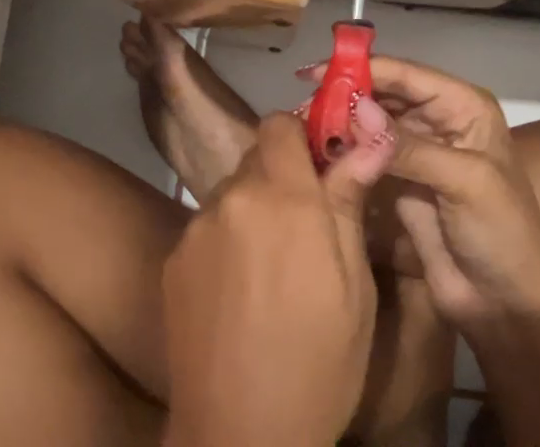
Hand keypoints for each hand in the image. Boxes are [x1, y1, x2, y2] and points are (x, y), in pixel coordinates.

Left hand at [161, 103, 396, 446]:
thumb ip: (349, 203)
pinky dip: (226, 243)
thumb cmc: (320, 363)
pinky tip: (240, 294)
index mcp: (282, 198)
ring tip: (273, 270)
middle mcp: (229, 199)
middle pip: (256, 158)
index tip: (324, 168)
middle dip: (283, 178)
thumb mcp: (356, 288)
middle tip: (308, 228)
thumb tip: (367, 137)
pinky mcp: (172, 261)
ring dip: (253, 211)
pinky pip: (207, 229)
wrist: (238, 436)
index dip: (303, 137)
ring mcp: (194, 230)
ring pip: (230, 194)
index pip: (280, 123)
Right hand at [300, 58, 539, 328]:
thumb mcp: (464, 181)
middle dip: (346, 95)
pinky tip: (313, 151)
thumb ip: (410, 146)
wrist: (504, 303)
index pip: (407, 75)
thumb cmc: (501, 232)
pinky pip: (365, 156)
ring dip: (340, 122)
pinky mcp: (399, 183)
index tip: (315, 72)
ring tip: (299, 124)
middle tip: (300, 103)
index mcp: (464, 107)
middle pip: (384, 95)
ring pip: (371, 124)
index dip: (362, 69)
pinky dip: (342, 151)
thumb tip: (357, 110)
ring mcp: (416, 152)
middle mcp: (438, 121)